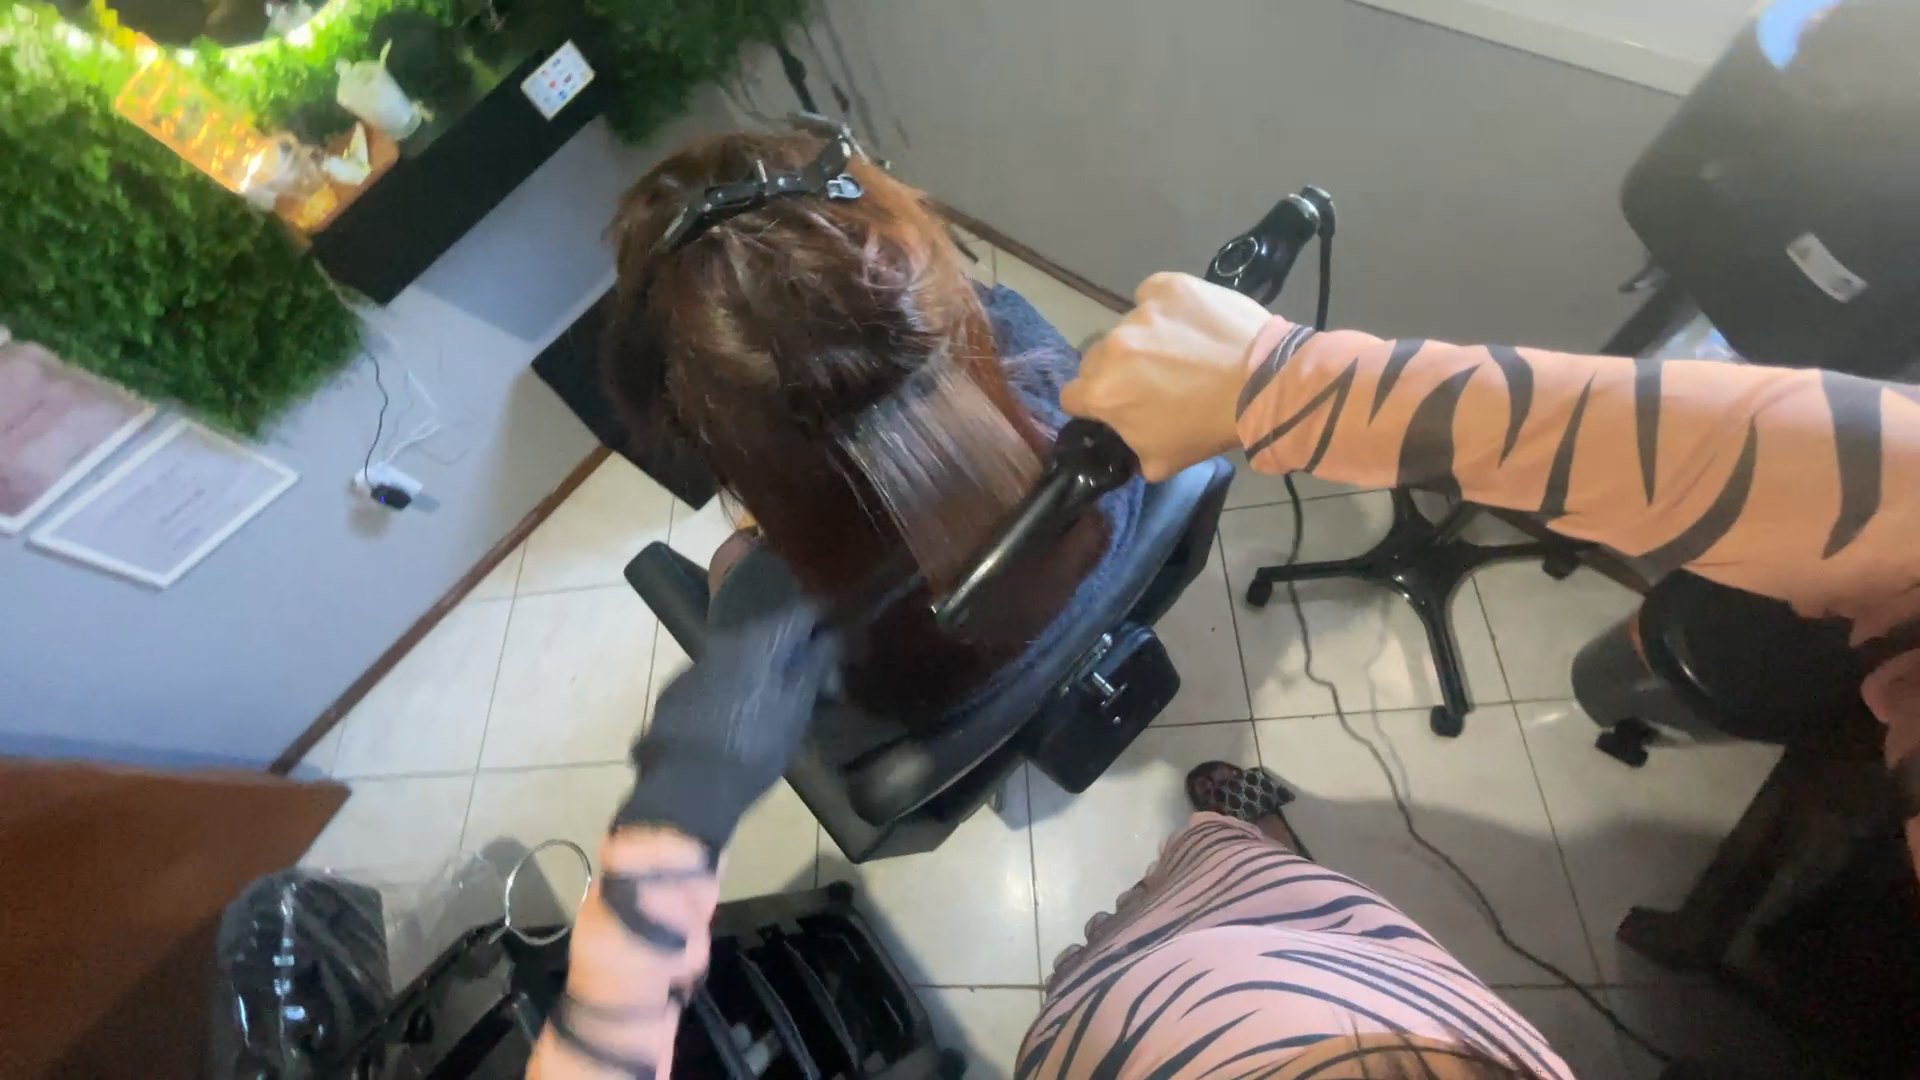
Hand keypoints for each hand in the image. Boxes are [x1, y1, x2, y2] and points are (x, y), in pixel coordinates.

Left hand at [614, 601, 839, 852]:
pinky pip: (716, 678)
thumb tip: (831, 635)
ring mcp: (694, 666)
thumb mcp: (797, 708)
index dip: (825, 622)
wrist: (686, 787)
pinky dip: (735, 687)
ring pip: (741, 655)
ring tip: (778, 698)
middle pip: (770, 633)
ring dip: (763, 669)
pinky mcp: (675, 692)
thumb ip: (816, 665)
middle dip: (794, 650)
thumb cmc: (755, 746)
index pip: (802, 612)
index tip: (840, 636)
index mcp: (759, 640)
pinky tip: (740, 715)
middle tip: (815, 677)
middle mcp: (724, 642)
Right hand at [1062, 272, 1280, 480]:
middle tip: (1150, 380)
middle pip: (1095, 360)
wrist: (1264, 383)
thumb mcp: (1160, 461)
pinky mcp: (1167, 287)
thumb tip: (1127, 442)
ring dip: (1142, 340)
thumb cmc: (1208, 427)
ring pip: (1126, 328)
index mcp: (1102, 394)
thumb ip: (1129, 450)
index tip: (1115, 404)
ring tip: (1180, 350)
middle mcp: (1111, 349)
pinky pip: (1151, 296)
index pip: (1072, 396)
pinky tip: (1187, 322)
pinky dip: (1163, 308)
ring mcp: (1139, 313)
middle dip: (1115, 371)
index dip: (1091, 403)